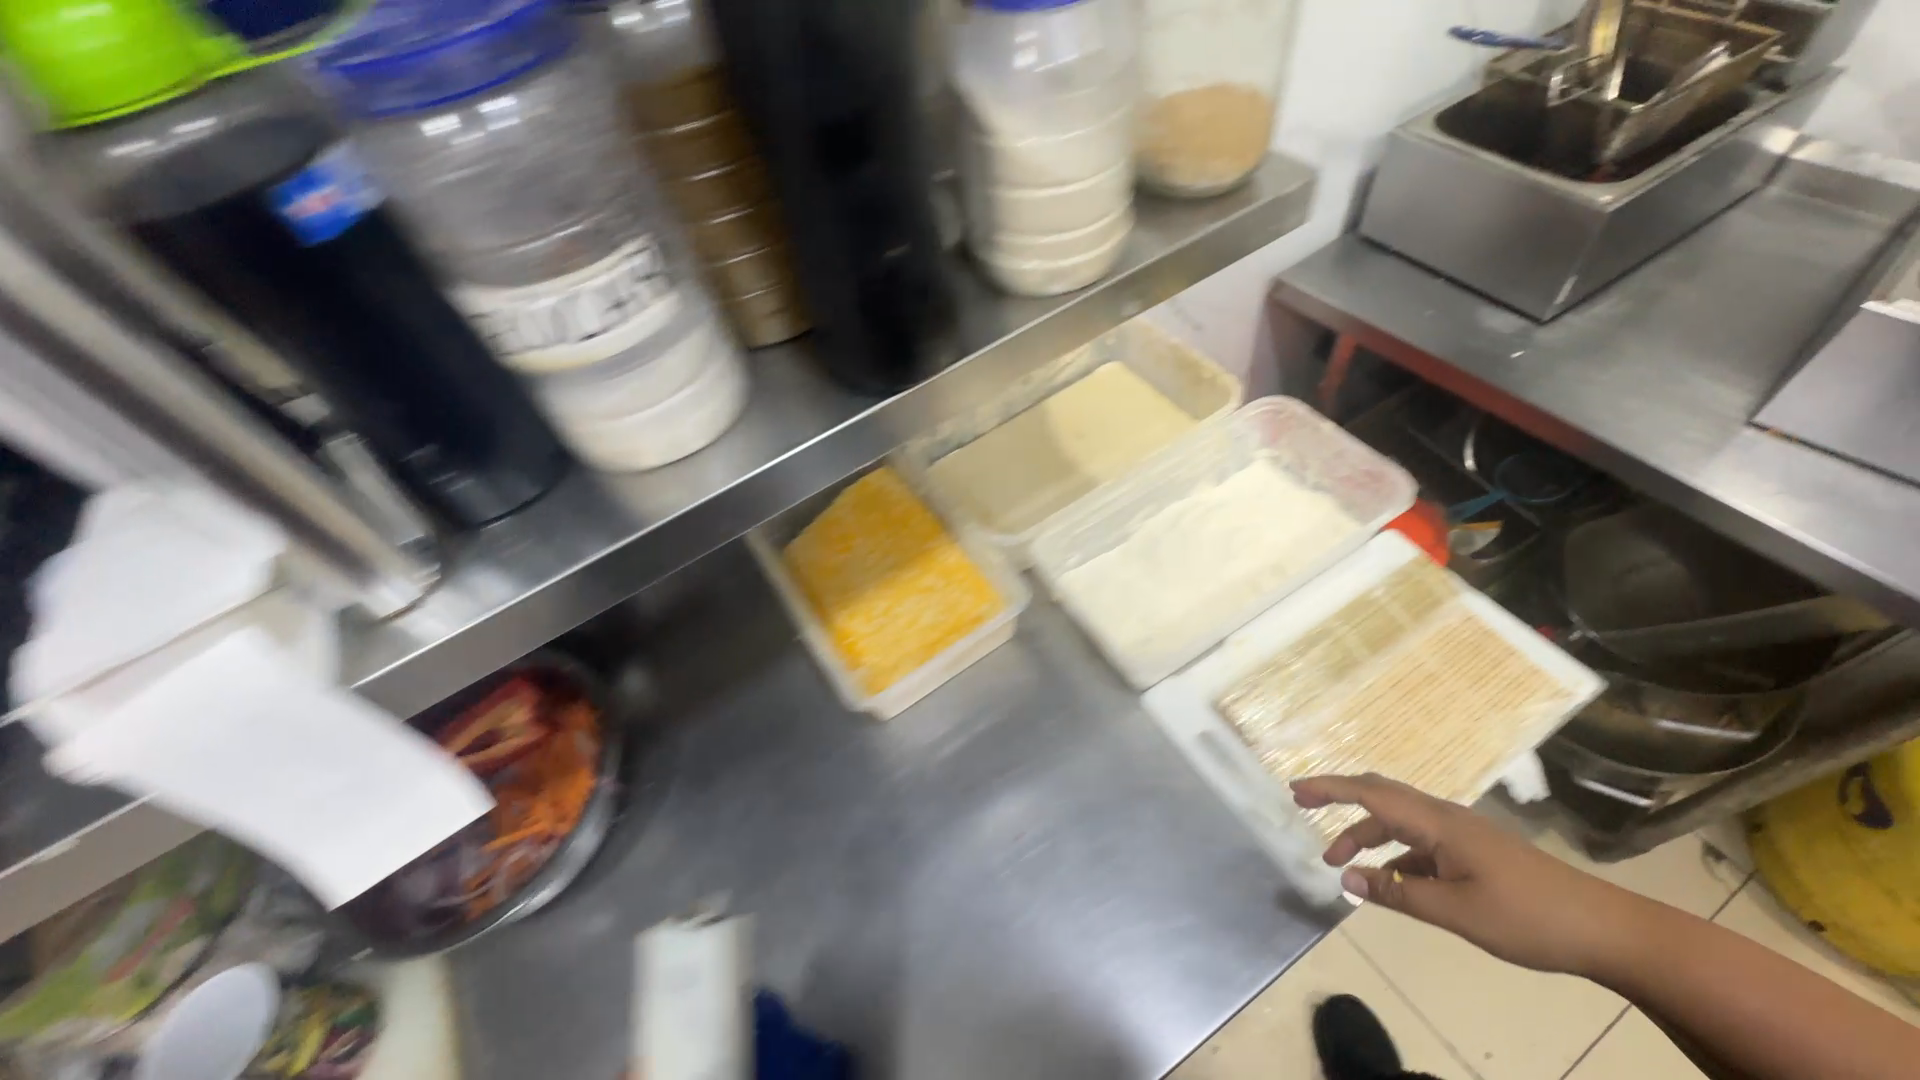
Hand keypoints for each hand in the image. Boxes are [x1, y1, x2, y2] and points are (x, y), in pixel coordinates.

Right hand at [1292, 773, 1646, 977]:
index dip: (1330, 788)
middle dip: (1341, 802)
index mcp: (1439, 824)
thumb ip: (1398, 894)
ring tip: (1342, 866)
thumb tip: (1346, 878)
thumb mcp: (1456, 912)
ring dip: (1366, 836)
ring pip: (1400, 822)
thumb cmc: (1528, 917)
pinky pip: (1420, 843)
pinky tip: (1390, 883)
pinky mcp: (1475, 853)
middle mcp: (1447, 819)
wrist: (1606, 930)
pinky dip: (1394, 855)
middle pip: (1383, 797)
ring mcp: (1463, 835)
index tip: (1294, 789)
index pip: (1372, 795)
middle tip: (1304, 808)